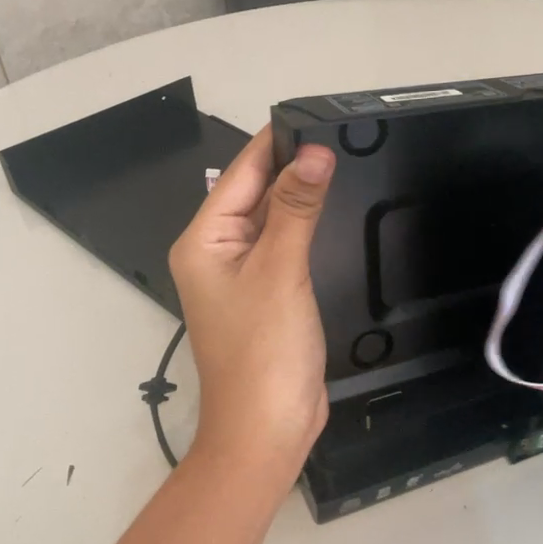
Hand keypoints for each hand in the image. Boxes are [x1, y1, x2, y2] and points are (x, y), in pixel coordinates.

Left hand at [168, 128, 333, 478]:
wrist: (267, 429)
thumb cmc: (263, 351)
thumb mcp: (280, 270)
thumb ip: (296, 208)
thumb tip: (315, 153)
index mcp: (203, 240)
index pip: (241, 174)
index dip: (275, 143)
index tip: (313, 114)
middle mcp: (216, 251)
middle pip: (255, 193)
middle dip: (291, 166)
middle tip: (338, 135)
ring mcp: (241, 275)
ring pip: (272, 219)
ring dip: (299, 195)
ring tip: (339, 162)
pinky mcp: (266, 294)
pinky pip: (283, 246)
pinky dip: (304, 226)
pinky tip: (329, 213)